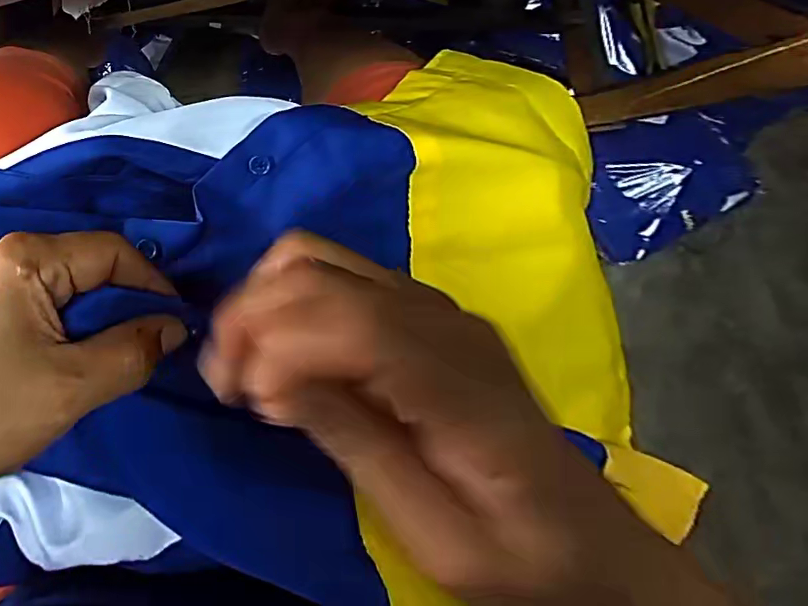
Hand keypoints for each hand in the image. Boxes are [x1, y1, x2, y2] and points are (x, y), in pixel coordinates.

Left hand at [0, 231, 188, 505]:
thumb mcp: (72, 387)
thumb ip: (134, 351)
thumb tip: (176, 327)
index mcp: (31, 257)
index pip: (114, 252)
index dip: (153, 284)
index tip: (178, 322)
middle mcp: (18, 254)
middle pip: (97, 266)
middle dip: (132, 302)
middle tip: (161, 340)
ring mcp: (5, 279)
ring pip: (80, 287)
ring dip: (109, 317)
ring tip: (132, 351)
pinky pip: (59, 303)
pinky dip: (85, 326)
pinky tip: (94, 354)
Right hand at [203, 231, 724, 605]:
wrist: (584, 534)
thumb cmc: (514, 551)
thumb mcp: (435, 533)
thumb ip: (356, 444)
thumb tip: (270, 382)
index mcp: (455, 378)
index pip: (355, 320)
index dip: (282, 342)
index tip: (241, 395)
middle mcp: (440, 316)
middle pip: (324, 270)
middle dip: (254, 311)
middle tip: (223, 379)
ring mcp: (431, 302)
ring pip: (323, 256)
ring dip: (265, 298)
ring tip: (242, 363)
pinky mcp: (420, 306)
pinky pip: (337, 273)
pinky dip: (290, 297)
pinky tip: (280, 349)